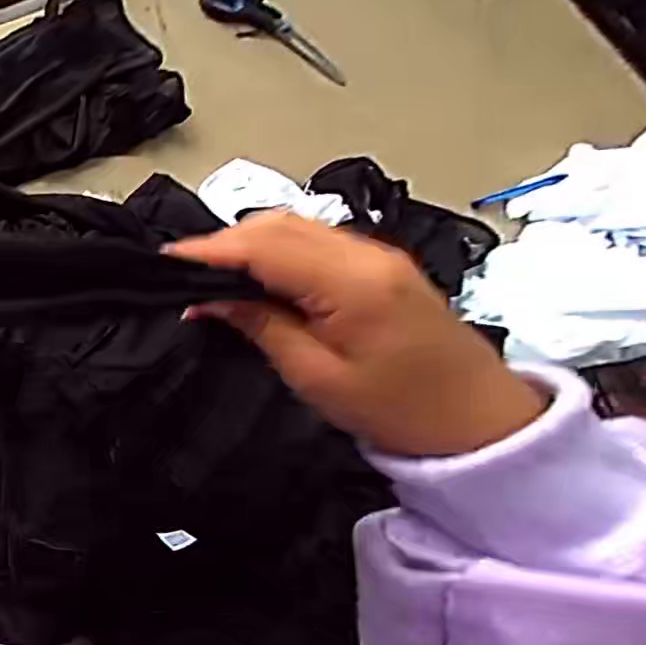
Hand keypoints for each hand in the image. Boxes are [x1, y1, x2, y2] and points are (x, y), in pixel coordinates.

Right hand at [167, 212, 547, 456]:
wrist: (478, 421)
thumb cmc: (397, 411)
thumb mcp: (316, 376)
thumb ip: (260, 325)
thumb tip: (209, 297)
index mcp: (353, 283)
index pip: (265, 246)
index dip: (210, 250)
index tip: (166, 263)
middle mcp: (365, 252)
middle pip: (278, 223)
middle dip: (223, 241)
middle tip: (182, 273)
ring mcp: (375, 252)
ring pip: (294, 225)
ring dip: (247, 242)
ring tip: (210, 273)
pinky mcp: (378, 262)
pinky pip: (313, 239)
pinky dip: (274, 248)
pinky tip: (255, 272)